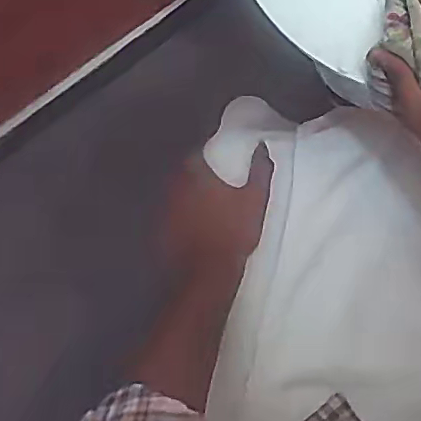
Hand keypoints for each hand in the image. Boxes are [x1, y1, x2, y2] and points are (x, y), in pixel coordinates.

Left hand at [160, 143, 272, 285]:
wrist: (207, 273)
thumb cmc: (234, 231)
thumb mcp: (256, 199)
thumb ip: (259, 170)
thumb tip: (261, 146)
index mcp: (196, 175)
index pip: (196, 152)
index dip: (208, 152)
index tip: (220, 156)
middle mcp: (173, 187)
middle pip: (183, 172)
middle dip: (197, 172)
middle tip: (215, 178)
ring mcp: (163, 210)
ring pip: (175, 192)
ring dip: (188, 193)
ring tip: (206, 201)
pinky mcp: (158, 231)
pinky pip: (171, 213)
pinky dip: (181, 213)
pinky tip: (195, 223)